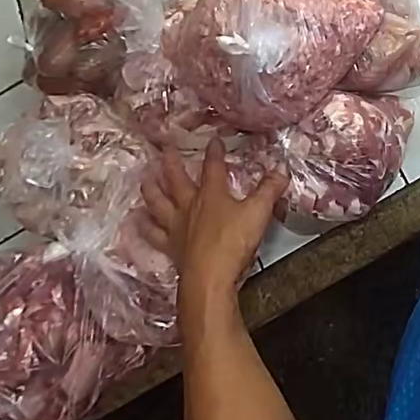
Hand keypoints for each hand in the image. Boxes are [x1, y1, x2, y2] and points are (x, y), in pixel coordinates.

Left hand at [140, 140, 287, 313]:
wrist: (209, 279)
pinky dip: (144, 227)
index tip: (214, 140)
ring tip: (145, 180)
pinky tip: (138, 222)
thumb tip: (281, 169)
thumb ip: (269, 190)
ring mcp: (176, 227)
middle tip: (165, 150)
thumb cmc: (234, 243)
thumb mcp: (258, 213)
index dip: (214, 152)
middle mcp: (189, 206)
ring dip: (151, 190)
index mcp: (211, 195)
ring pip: (158, 203)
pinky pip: (153, 235)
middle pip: (176, 180)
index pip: (212, 167)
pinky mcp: (170, 248)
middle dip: (172, 164)